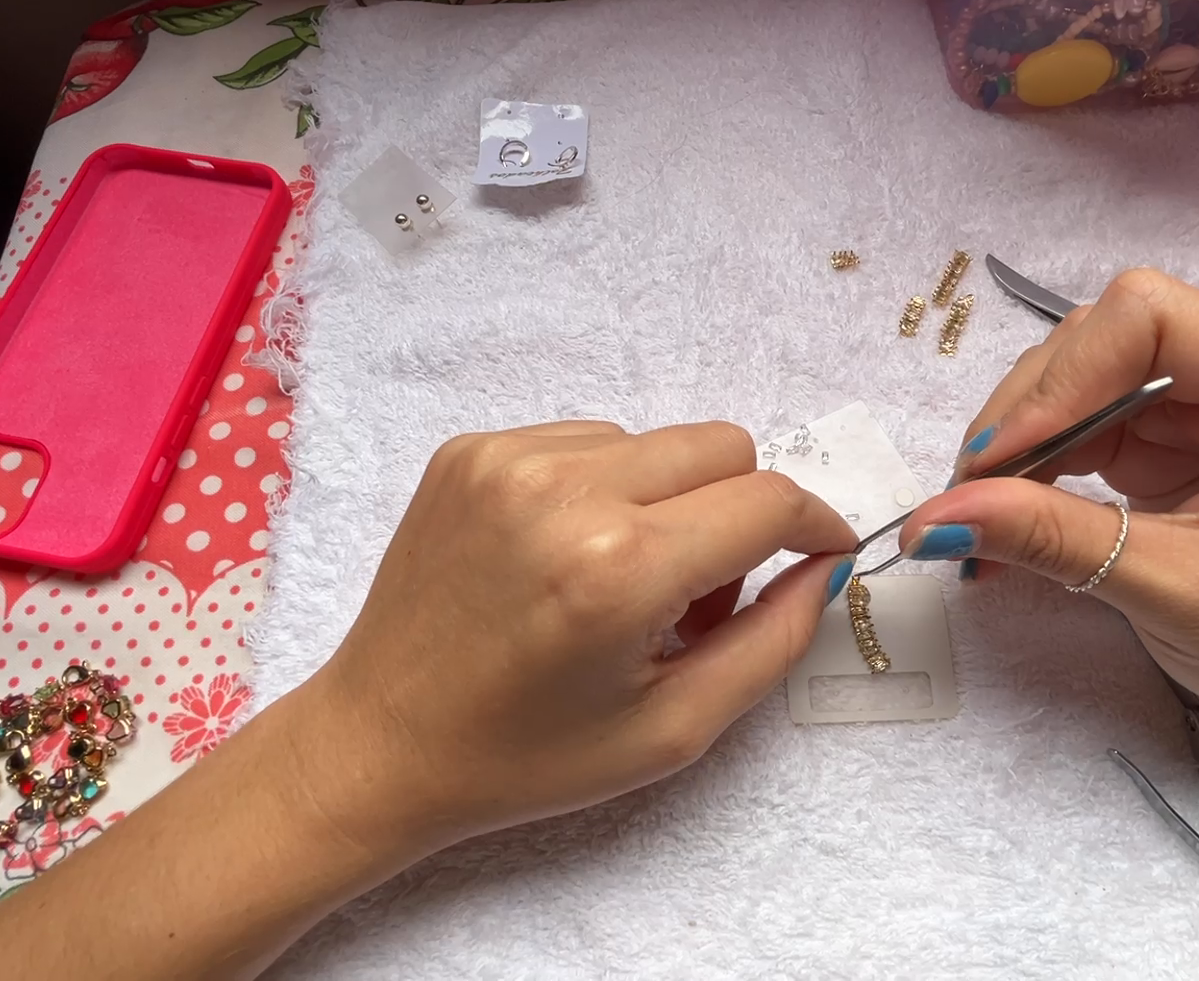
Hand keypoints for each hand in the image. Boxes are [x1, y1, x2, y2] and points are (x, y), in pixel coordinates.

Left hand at [311, 420, 855, 847]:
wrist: (376, 741)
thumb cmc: (528, 757)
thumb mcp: (674, 728)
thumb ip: (772, 639)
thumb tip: (821, 566)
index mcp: (619, 567)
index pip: (765, 501)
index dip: (813, 522)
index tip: (819, 550)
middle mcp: (564, 489)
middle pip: (721, 444)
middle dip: (740, 508)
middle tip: (700, 586)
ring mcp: (508, 456)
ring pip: (657, 442)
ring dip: (667, 500)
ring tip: (620, 577)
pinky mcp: (471, 448)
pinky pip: (589, 441)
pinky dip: (606, 488)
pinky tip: (566, 551)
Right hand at [899, 269, 1198, 766]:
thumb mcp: (1169, 594)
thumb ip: (1049, 539)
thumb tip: (927, 520)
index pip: (1156, 319)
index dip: (1062, 376)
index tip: (997, 456)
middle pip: (1105, 339)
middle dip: (1026, 413)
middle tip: (969, 493)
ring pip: (1080, 369)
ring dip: (1019, 433)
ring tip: (982, 505)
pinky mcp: (1178, 421)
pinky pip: (1082, 410)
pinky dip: (1033, 453)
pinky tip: (1009, 498)